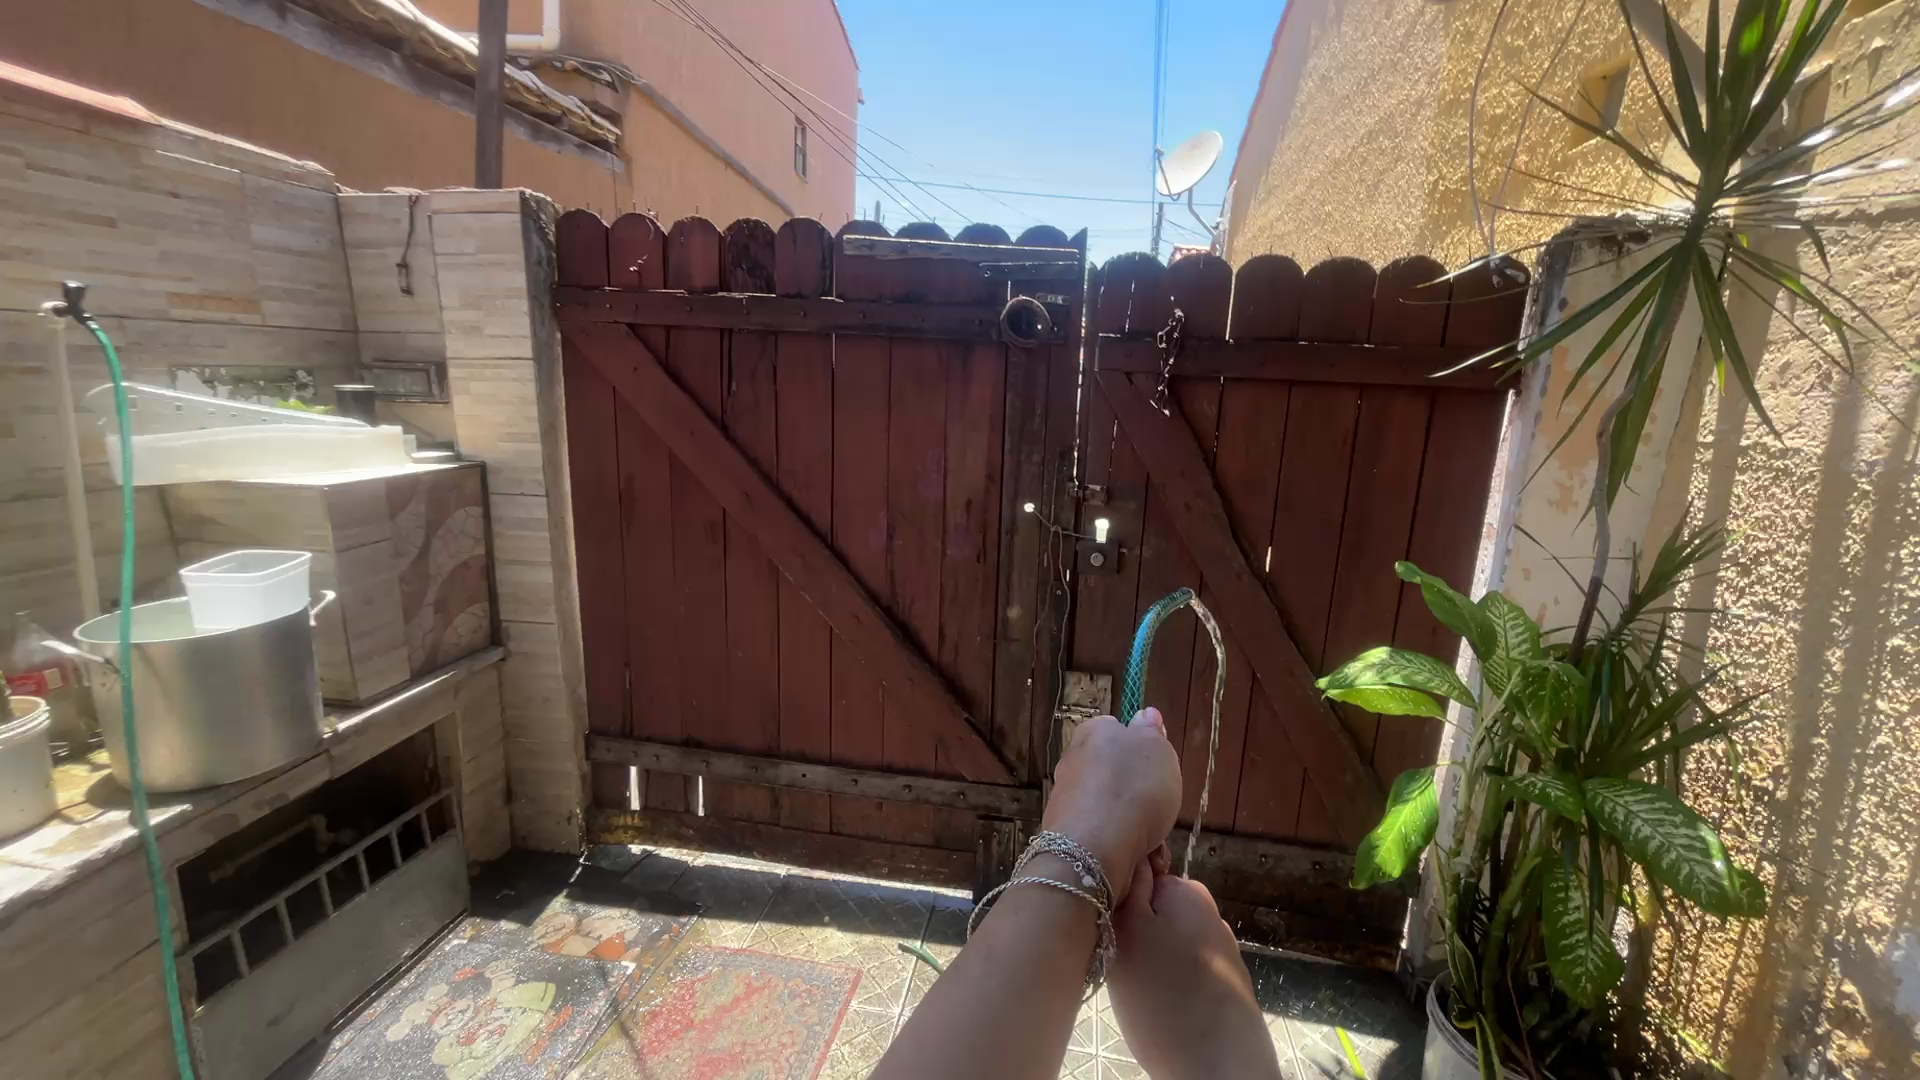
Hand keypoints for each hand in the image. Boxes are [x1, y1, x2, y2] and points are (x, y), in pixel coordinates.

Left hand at [1041, 709, 1180, 904]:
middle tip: (1160, 811)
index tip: (1158, 769)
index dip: (1142, 750)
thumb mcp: (1157, 749)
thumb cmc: (1133, 789)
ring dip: (1141, 833)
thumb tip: (1145, 715)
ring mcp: (1069, 801)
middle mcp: (1074, 762)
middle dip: (1144, 800)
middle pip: (1119, 778)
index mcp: (1092, 733)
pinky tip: (1140, 864)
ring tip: (1154, 849)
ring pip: (1118, 814)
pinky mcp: (1069, 837)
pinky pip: (1109, 842)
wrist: (1093, 850)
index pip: (1117, 731)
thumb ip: (1152, 732)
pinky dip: (1128, 854)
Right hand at [1109, 863, 1282, 1079]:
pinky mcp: (1226, 986)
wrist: (1220, 1072)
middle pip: (1155, 909)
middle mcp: (1208, 912)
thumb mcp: (1128, 931)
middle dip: (1136, 929)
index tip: (1106, 925)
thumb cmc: (1162, 995)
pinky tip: (1163, 1007)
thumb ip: (1130, 886)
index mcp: (1185, 890)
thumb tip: (1134, 856)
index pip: (1139, 873)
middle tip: (1119, 960)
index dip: (1118, 898)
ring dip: (1152, 958)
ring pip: (1169, 941)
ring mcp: (1220, 949)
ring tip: (1140, 989)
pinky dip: (1172, 983)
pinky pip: (1185, 970)